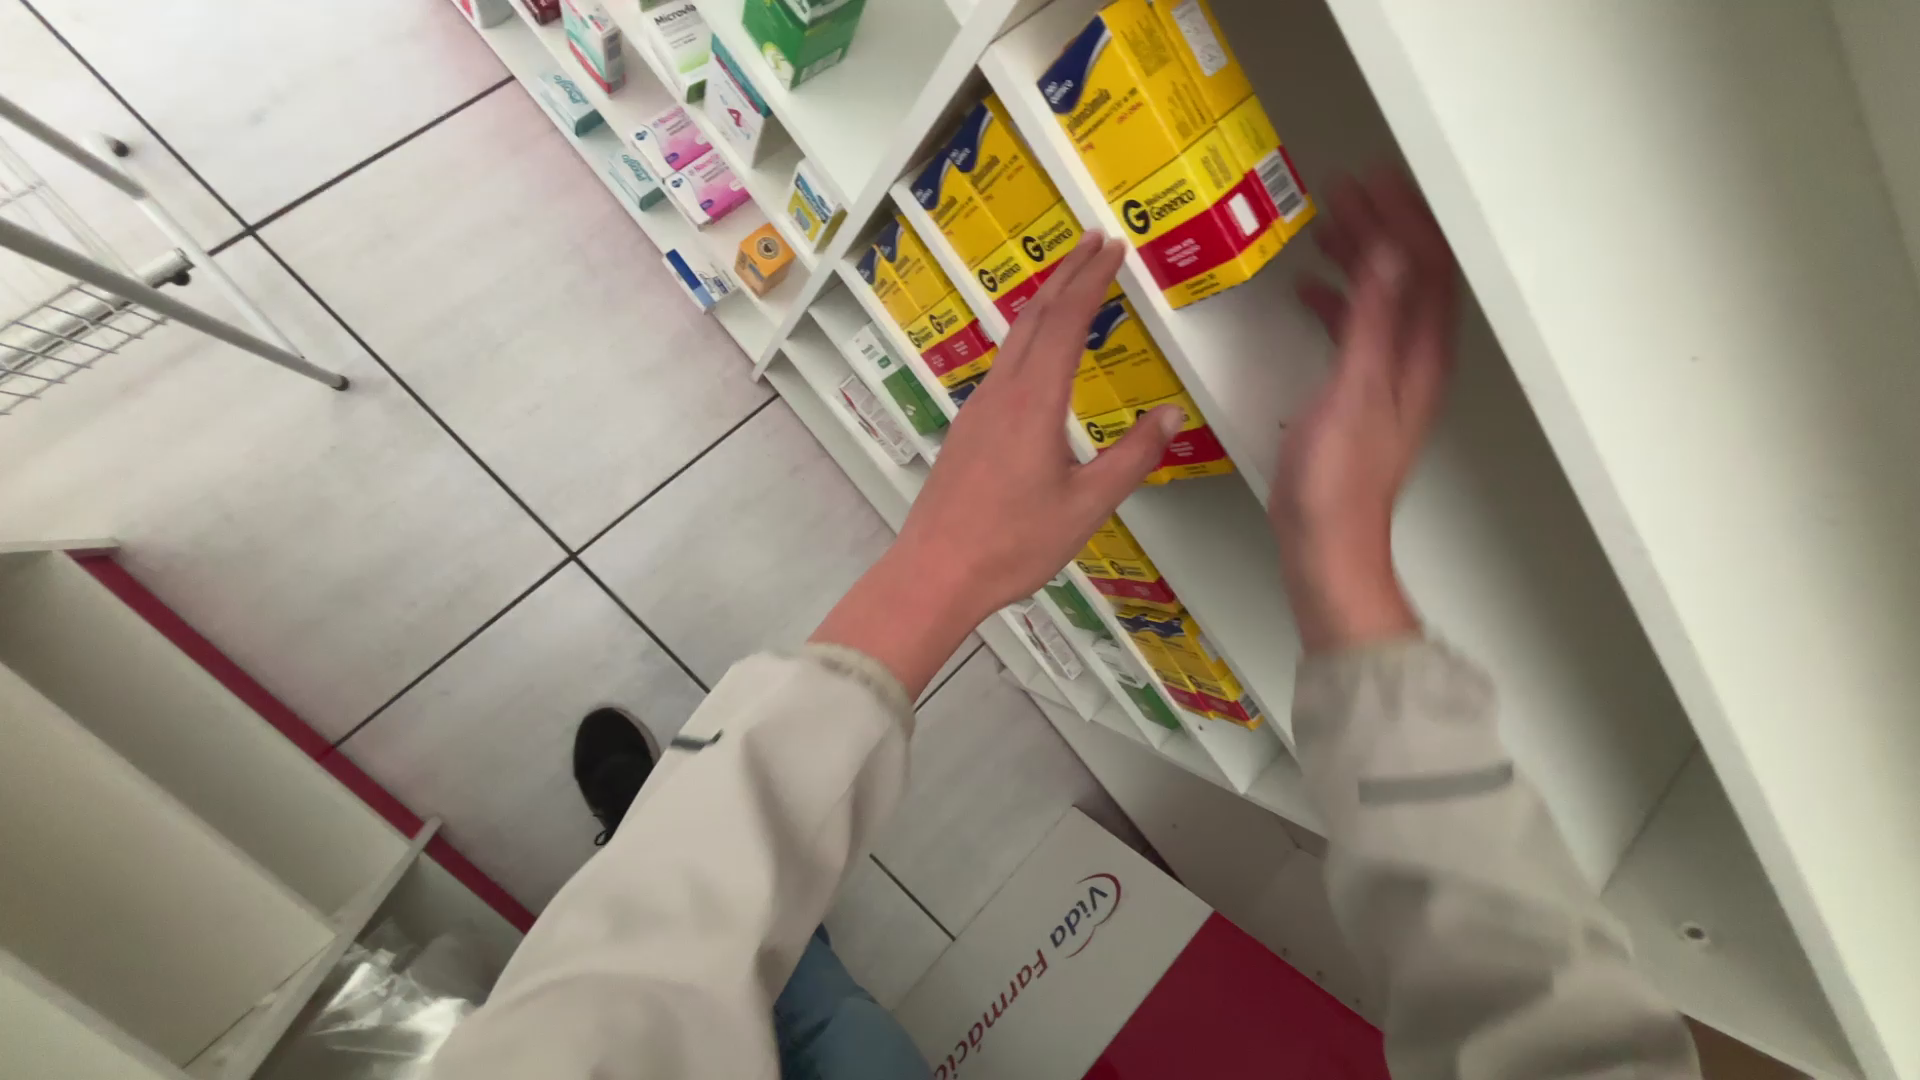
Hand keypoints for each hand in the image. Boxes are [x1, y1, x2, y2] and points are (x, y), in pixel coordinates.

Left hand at [813, 233, 1182, 695]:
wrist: (935, 572)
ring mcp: (976, 411)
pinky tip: (1034, 359)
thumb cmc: (1014, 544)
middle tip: (1094, 243)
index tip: (1114, 246)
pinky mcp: (964, 432)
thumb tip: (1171, 416)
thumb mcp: (1087, 506)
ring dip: (1043, 306)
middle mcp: (1000, 395)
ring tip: (1069, 287)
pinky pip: (1000, 370)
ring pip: (1012, 342)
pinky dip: (1026, 342)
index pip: (1066, 321)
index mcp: (1034, 402)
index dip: (1092, 280)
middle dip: (1066, 275)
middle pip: (1033, 318)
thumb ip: (1132, 458)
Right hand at [1274, 169, 1458, 652]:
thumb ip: (1372, 323)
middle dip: (1384, 228)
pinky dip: (1340, 302)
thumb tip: (1389, 255)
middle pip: (1410, 276)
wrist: (1326, 539)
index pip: (1425, 267)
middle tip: (1347, 193)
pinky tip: (1313, 292)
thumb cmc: (1337, 476)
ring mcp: (1388, 378)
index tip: (1370, 184)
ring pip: (1384, 299)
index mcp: (1421, 356)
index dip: (1402, 219)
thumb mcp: (1353, 392)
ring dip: (1362, 260)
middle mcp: (1415, 360)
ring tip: (1328, 228)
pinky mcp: (1360, 394)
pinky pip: (1359, 330)